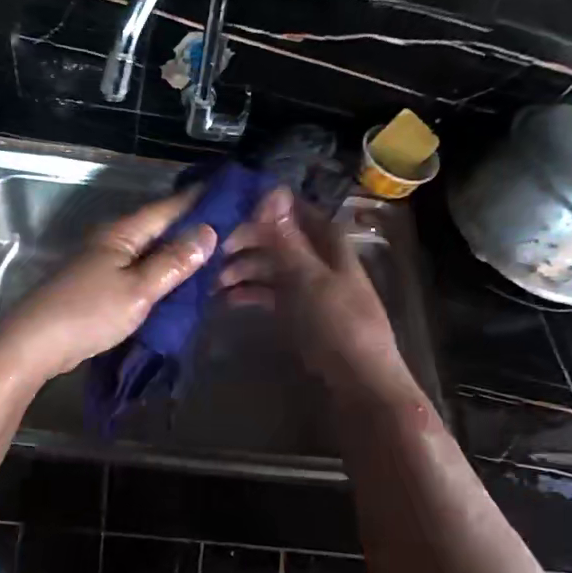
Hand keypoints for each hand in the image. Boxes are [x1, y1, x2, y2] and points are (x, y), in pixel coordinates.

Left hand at [0, 188, 216, 379]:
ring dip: (179, 252)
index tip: (232, 192)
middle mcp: (113, 240)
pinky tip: (180, 282)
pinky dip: (162, 272)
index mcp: (122, 233)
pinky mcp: (100, 285)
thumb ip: (173, 262)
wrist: (36, 344)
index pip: (168, 207)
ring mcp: (104, 263)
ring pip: (150, 250)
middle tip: (235, 228)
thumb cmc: (88, 313)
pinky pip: (140, 270)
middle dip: (194, 226)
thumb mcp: (138, 290)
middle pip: (159, 227)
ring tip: (216, 255)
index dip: (199, 199)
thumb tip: (209, 231)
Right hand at [218, 187, 410, 394]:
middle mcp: (316, 259)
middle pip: (277, 239)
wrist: (358, 381)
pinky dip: (248, 294)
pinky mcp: (296, 311)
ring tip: (213, 282)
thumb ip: (287, 239)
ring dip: (242, 270)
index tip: (230, 209)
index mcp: (329, 243)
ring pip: (269, 267)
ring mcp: (305, 286)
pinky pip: (267, 293)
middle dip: (246, 242)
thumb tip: (272, 191)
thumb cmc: (339, 324)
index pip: (295, 211)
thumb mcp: (309, 278)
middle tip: (214, 252)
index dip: (265, 207)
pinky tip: (225, 300)